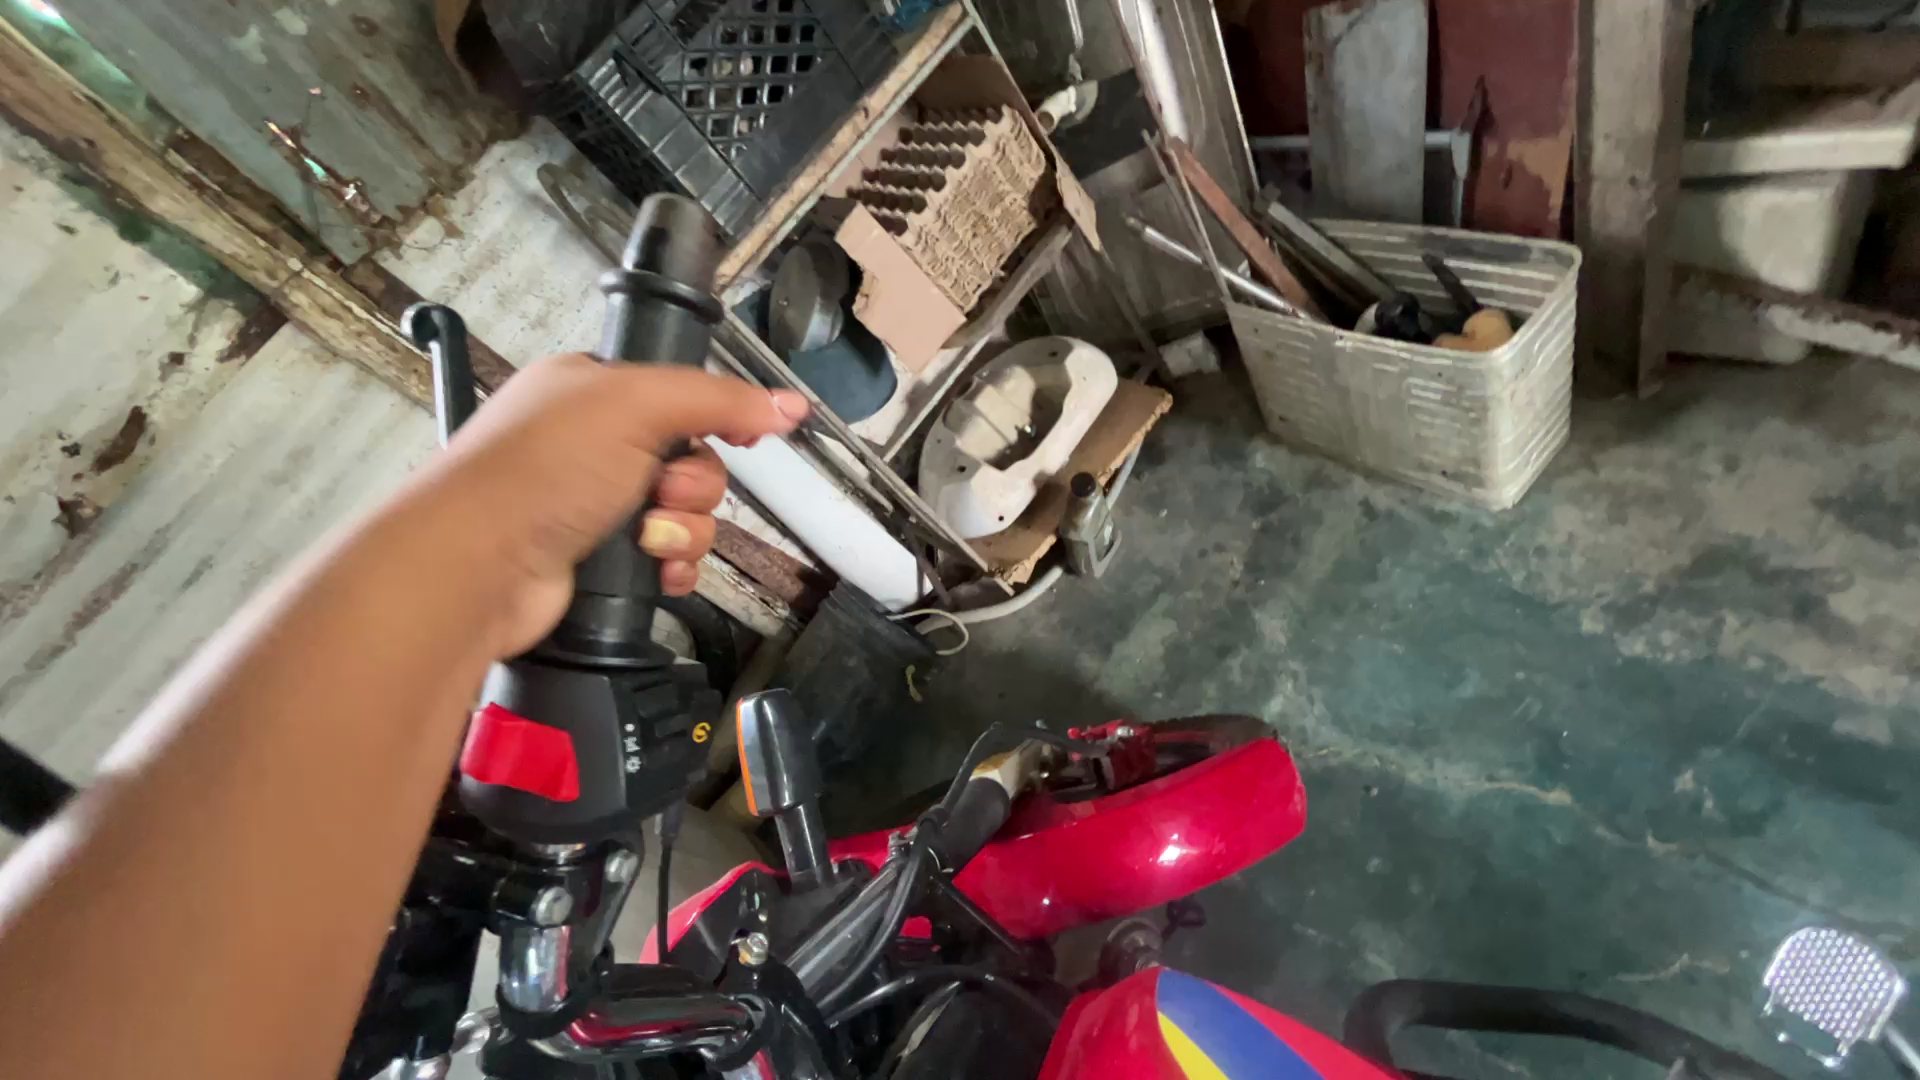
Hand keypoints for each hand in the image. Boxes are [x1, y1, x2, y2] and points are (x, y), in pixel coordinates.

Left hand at [404, 354, 806, 656]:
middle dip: (695, 486)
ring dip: (685, 530)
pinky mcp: (606, 557)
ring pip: (688, 514)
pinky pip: (672, 556)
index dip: (719, 416)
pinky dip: (674, 564)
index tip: (746, 436)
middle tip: (664, 494)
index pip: (682, 395)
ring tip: (650, 540)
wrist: (480, 568)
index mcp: (593, 391)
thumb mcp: (636, 407)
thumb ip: (719, 400)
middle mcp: (597, 445)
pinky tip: (659, 571)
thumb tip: (790, 406)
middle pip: (695, 460)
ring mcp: (600, 504)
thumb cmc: (544, 470)